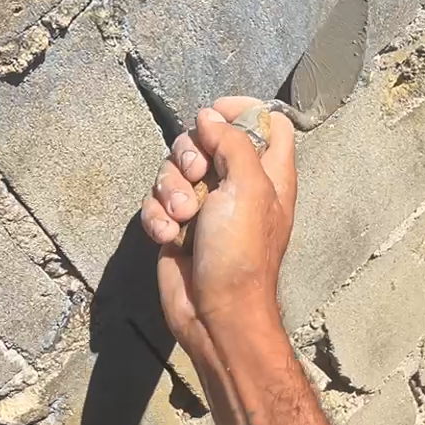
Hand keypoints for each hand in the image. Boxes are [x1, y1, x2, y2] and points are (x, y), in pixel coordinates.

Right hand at [139, 97, 296, 365]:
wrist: (215, 314)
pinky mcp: (177, 225)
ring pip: (173, 170)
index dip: (243, 110)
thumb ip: (232, 143)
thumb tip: (209, 117)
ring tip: (183, 218)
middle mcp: (237, 183)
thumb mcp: (247, 188)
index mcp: (268, 172)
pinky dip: (158, 217)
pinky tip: (169, 237)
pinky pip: (156, 203)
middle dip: (190, 154)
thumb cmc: (242, 253)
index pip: (268, 122)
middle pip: (206, 140)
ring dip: (171, 191)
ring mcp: (205, 205)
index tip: (216, 113)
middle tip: (197, 175)